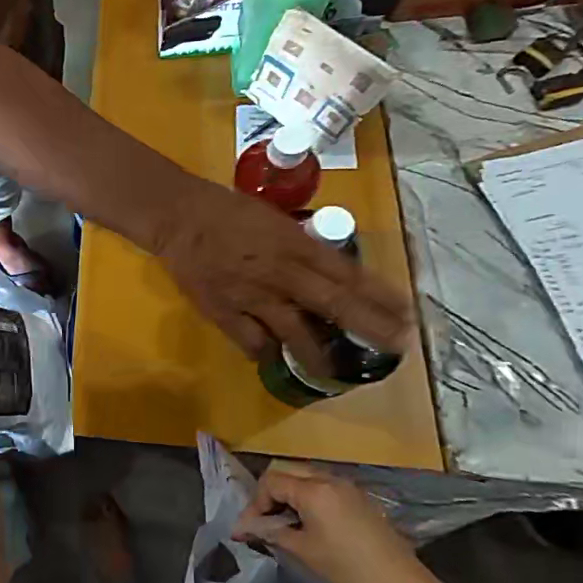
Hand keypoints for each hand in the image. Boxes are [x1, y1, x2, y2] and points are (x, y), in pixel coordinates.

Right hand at [158, 182, 411, 367]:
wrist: (177, 218)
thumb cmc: (225, 209)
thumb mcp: (274, 219)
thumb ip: (299, 247)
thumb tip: (321, 271)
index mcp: (295, 246)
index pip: (349, 275)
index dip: (380, 297)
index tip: (405, 315)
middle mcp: (281, 274)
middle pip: (334, 305)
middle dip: (369, 327)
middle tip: (396, 348)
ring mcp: (251, 296)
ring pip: (294, 333)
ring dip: (317, 355)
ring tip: (332, 373)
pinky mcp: (222, 311)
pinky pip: (250, 341)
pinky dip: (264, 352)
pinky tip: (270, 356)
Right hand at [236, 461, 439, 582]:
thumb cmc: (349, 570)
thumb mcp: (303, 551)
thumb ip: (270, 532)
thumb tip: (243, 528)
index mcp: (313, 489)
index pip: (270, 482)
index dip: (255, 504)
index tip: (249, 528)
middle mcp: (330, 479)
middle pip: (287, 473)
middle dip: (269, 495)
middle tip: (263, 521)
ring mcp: (349, 488)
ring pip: (306, 478)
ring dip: (289, 495)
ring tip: (283, 523)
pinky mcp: (361, 501)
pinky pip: (324, 488)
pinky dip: (308, 499)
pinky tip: (308, 524)